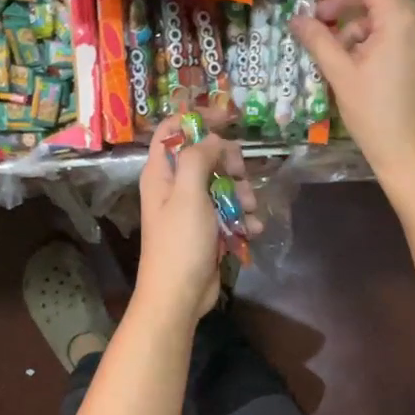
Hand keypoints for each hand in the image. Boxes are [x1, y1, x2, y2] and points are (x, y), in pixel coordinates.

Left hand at [134, 115, 262, 322]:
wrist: (179, 296)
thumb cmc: (179, 243)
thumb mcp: (188, 194)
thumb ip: (200, 158)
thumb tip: (215, 139)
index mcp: (161, 173)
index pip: (173, 129)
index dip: (198, 119)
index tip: (228, 118)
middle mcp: (174, 187)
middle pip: (205, 155)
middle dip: (229, 162)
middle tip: (239, 174)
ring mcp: (191, 209)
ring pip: (222, 184)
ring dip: (242, 192)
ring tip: (249, 209)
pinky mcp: (207, 230)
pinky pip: (230, 212)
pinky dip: (243, 218)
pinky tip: (253, 228)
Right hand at [292, 0, 414, 181]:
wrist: (412, 152)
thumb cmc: (374, 113)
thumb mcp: (340, 74)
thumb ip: (318, 39)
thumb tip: (296, 18)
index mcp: (400, 19)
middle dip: (344, 5)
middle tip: (316, 20)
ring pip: (387, 16)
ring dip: (357, 24)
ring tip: (332, 49)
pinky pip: (399, 33)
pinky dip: (374, 37)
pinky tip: (355, 60)